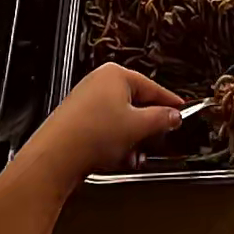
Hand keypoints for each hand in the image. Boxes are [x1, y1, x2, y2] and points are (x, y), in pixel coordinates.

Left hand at [18, 64, 184, 189]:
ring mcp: (85, 101)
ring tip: (134, 155)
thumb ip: (162, 118)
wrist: (53, 159)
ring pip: (120, 119)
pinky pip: (104, 128)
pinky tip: (117, 159)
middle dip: (146, 126)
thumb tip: (173, 116)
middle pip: (135, 104)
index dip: (169, 103)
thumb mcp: (138, 126)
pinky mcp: (76, 121)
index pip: (152, 87)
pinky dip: (114, 143)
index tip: (180, 112)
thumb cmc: (91, 134)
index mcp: (115, 74)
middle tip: (157, 139)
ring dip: (131, 139)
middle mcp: (99, 82)